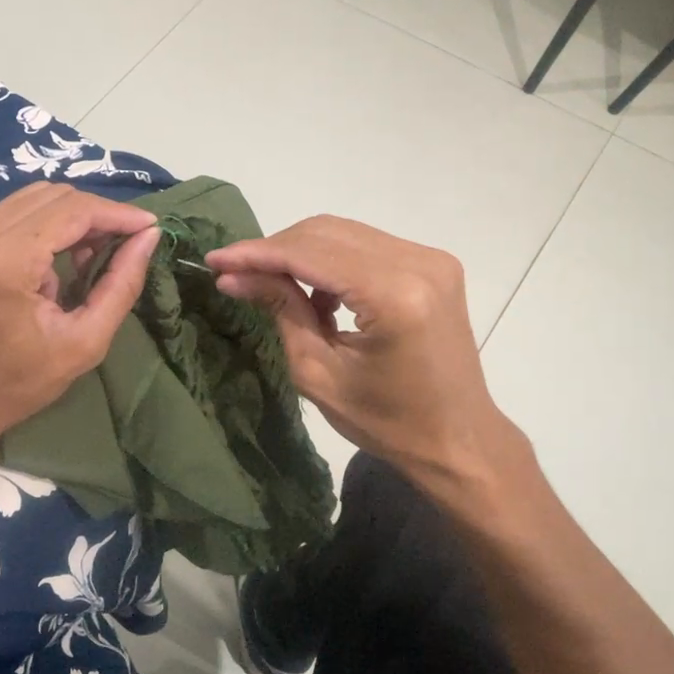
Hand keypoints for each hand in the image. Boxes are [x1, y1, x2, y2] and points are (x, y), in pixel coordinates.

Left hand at [0, 182, 159, 457]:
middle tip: (126, 244)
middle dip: (97, 213)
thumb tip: (148, 238)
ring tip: (95, 252)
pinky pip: (13, 214)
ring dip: (71, 216)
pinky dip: (46, 224)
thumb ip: (120, 286)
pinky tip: (61, 257)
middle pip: (53, 196)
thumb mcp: (83, 343)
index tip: (150, 226)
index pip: (72, 210)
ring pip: (33, 198)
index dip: (118, 213)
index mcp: (7, 261)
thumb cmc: (16, 383)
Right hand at [206, 216, 533, 501]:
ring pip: (344, 233)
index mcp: (394, 296)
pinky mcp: (434, 265)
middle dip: (274, 248)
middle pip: (326, 233)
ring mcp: (432, 260)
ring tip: (266, 282)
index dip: (256, 253)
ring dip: (299, 251)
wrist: (458, 440)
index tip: (214, 260)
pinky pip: (366, 245)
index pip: (310, 254)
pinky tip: (313, 293)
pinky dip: (330, 260)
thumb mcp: (318, 372)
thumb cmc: (385, 421)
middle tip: (232, 271)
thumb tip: (232, 276)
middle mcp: (419, 264)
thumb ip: (280, 311)